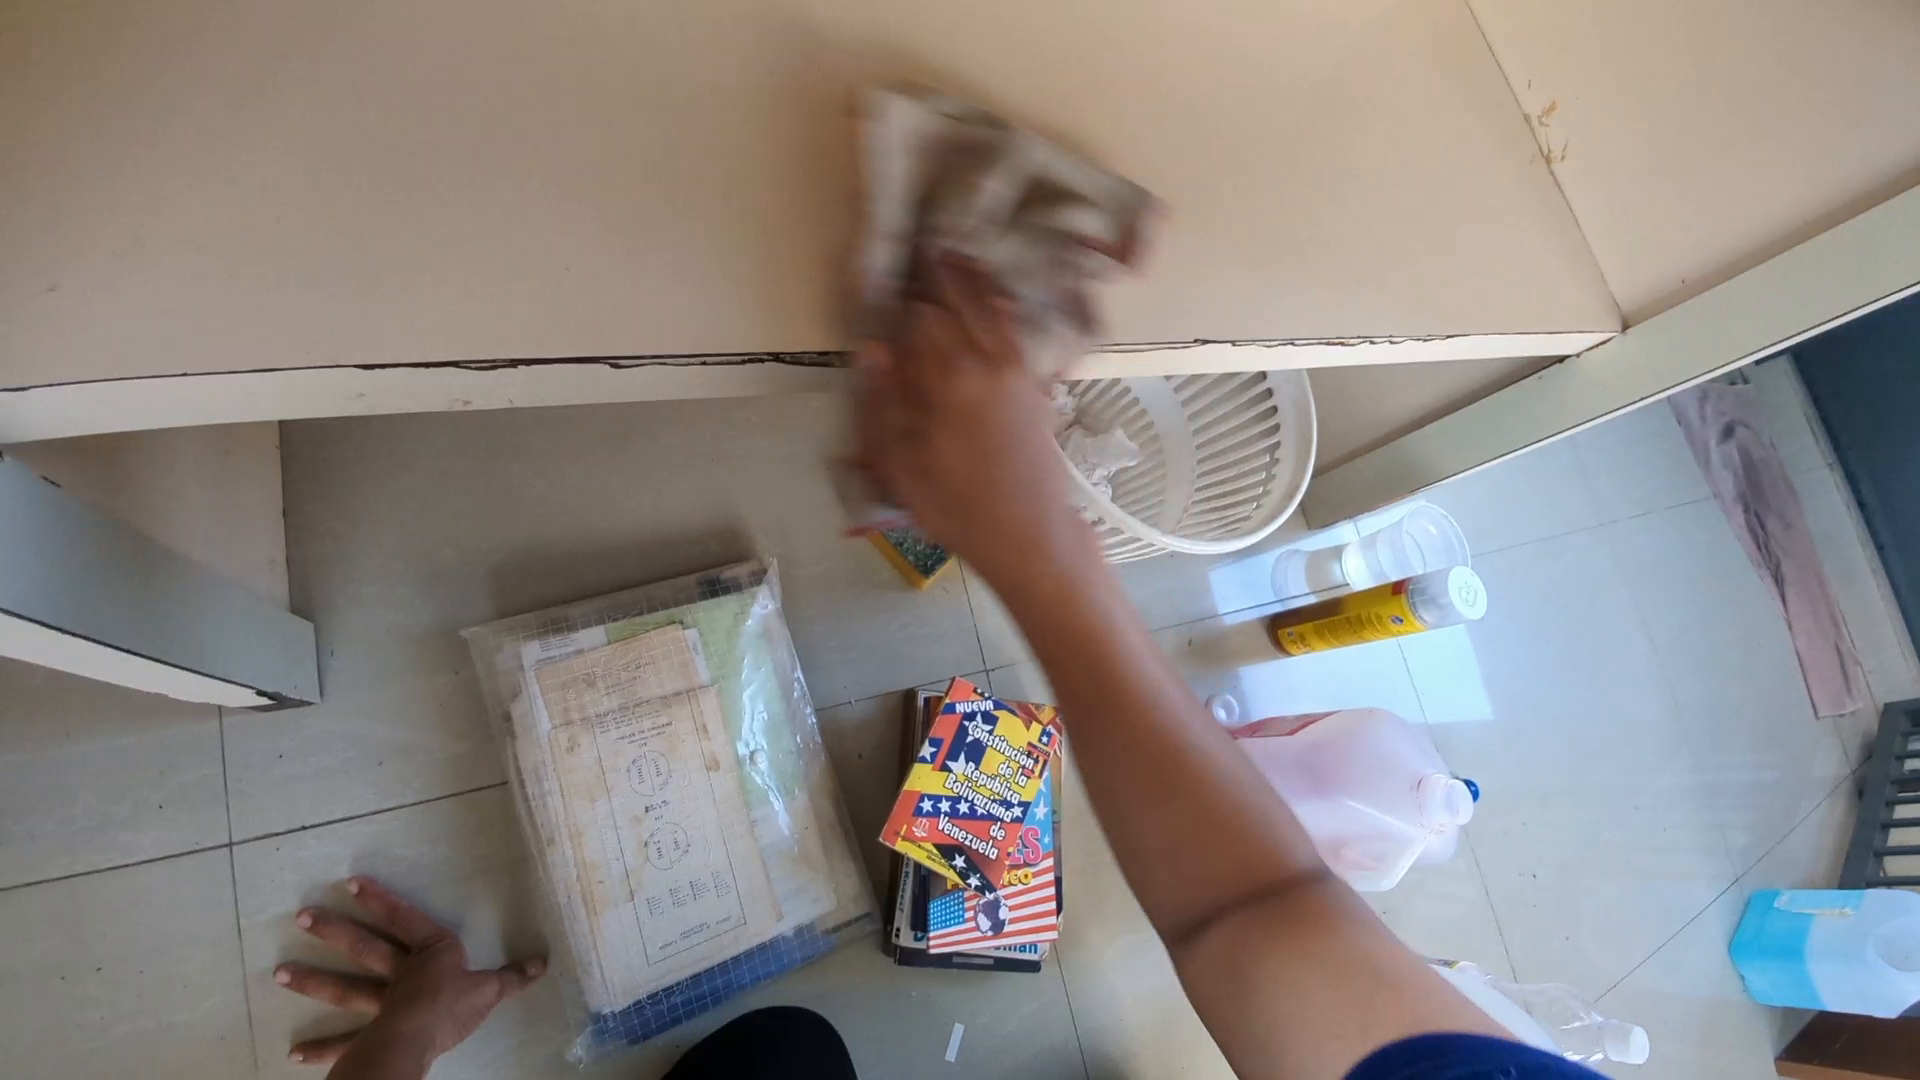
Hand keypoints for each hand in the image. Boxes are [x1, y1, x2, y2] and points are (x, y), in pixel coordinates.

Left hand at [274, 877, 543, 1071]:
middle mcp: (402, 973)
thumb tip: (544, 962)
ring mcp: (381, 1004)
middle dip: (336, 931)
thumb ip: (514, 976)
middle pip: (367, 948)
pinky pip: (343, 1040)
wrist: (416, 1044)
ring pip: (345, 988)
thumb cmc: (452, 1007)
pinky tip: (294, 1052)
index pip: (406, 919)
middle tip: (303, 916)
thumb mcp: (492, 989)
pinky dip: (320, 1047)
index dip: (381, 900)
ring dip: (312, 981)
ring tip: (278, 974)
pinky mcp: (369, 1036)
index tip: (351, 882)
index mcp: (432, 953)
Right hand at [855, 251, 1100, 591]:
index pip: (920, 318)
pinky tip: (997, 300)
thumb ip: (884, 403)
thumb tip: (872, 349)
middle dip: (939, 274)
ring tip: (956, 255)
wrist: (1030, 534)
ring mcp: (1019, 372)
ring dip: (973, 281)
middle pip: (960, 302)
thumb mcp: (903, 467)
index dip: (902, 295)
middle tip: (924, 246)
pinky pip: (1018, 334)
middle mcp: (988, 362)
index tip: (888, 276)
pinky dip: (1004, 309)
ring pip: (994, 310)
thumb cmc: (957, 507)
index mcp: (950, 379)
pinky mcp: (1038, 386)